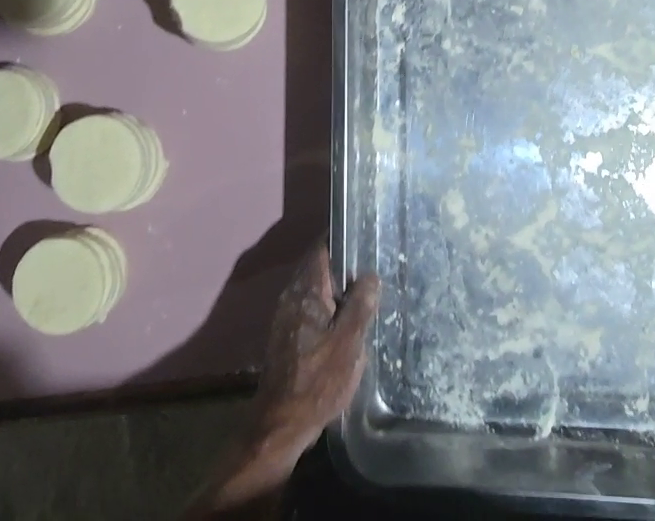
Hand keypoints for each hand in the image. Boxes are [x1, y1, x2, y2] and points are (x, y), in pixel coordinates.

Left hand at [247, 246, 379, 465]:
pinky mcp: (288, 334)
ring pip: (315, 288)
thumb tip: (369, 275)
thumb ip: (359, 306)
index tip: (362, 232)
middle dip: (342, 263)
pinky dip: (329, 305)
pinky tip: (347, 319)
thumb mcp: (349, 343)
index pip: (321, 249)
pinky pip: (311, 306)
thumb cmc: (318, 379)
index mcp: (306, 290)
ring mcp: (287, 315)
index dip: (340, 237)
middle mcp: (292, 296)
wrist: (282, 420)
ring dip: (336, 287)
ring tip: (365, 290)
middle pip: (318, 267)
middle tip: (372, 263)